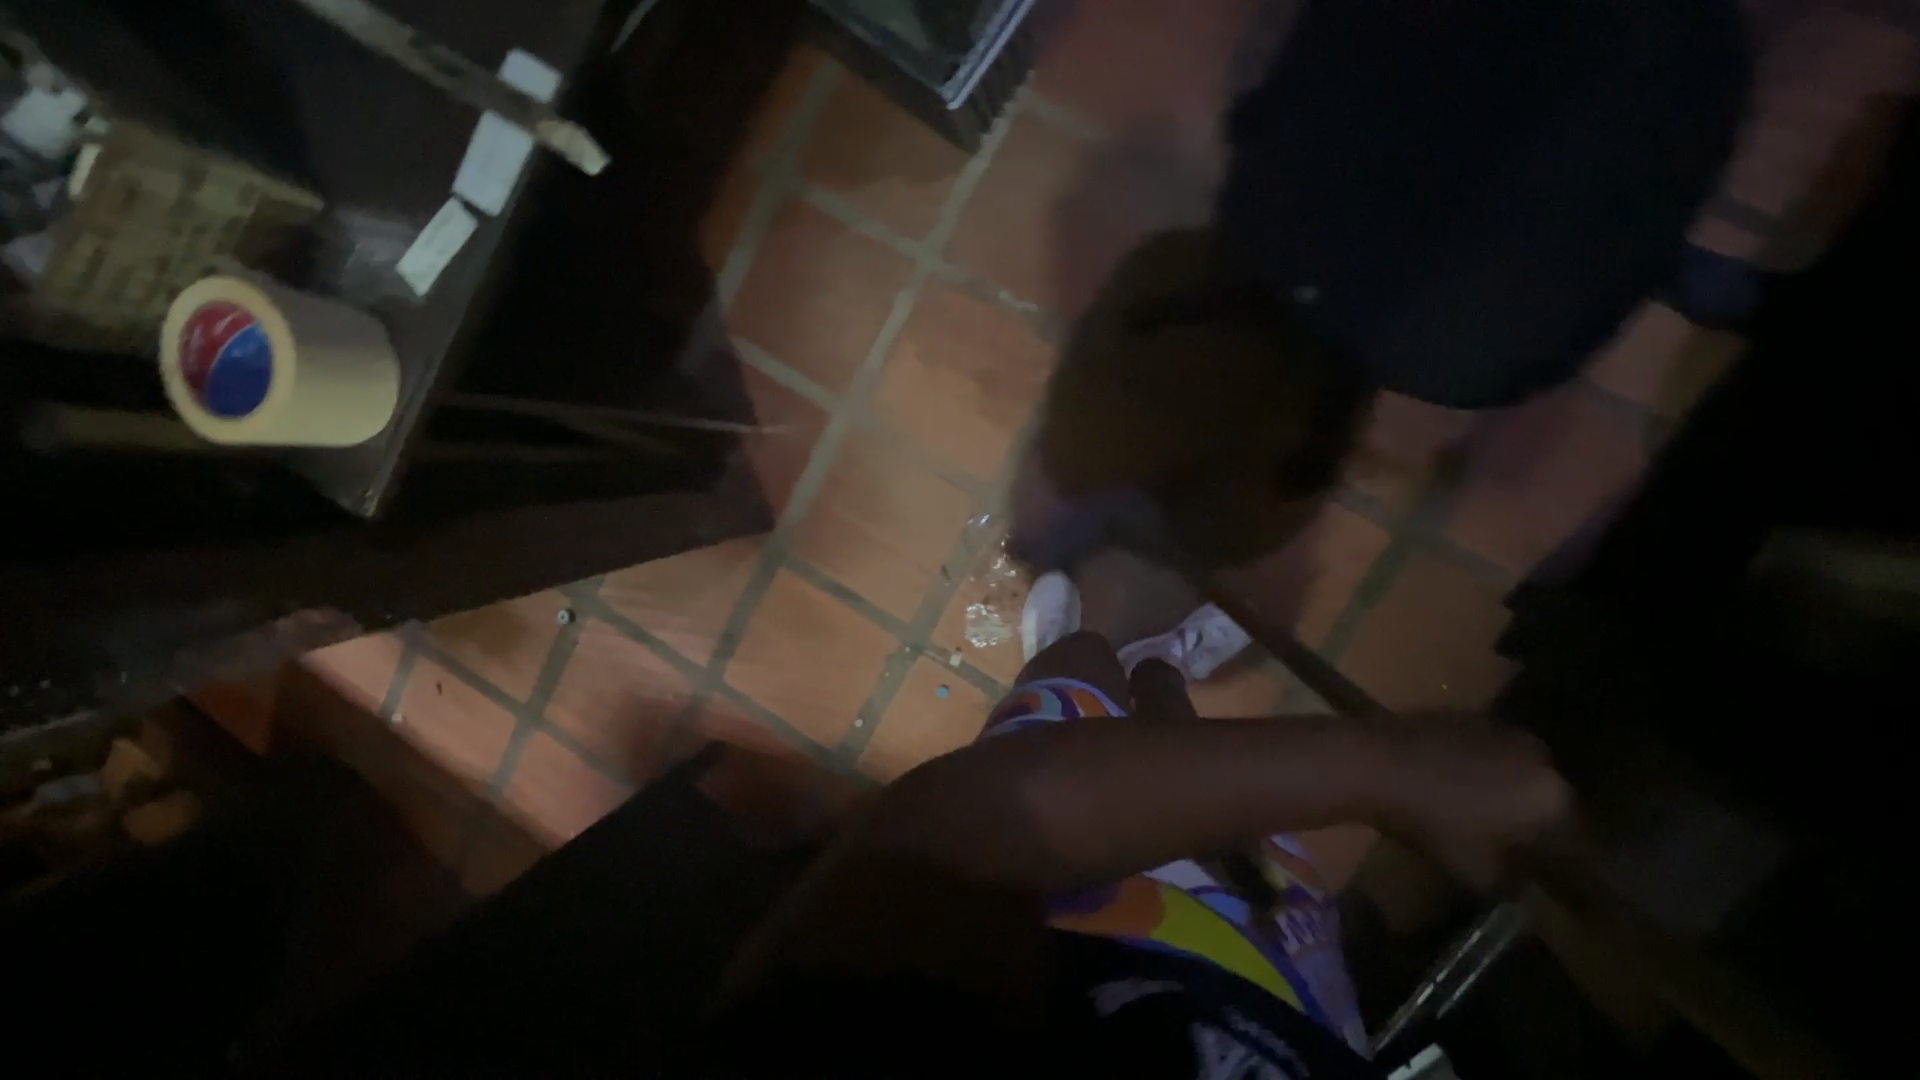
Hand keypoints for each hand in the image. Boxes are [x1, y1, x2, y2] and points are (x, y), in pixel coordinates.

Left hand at [1367, 720, 1573, 890]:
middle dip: (1533, 821)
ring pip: (1515, 770)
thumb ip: (1511, 881)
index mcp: (1554, 798)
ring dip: (1504, 789)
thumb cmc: (1430, 821)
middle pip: (1546, 799)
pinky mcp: (1465, 714)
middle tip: (1510, 843)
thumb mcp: (1476, 871)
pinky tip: (1452, 780)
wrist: (1373, 763)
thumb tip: (1520, 882)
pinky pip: (1482, 750)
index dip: (1558, 862)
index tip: (1545, 876)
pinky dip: (1476, 766)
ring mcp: (1500, 729)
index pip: (1572, 840)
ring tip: (1479, 812)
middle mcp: (1538, 757)